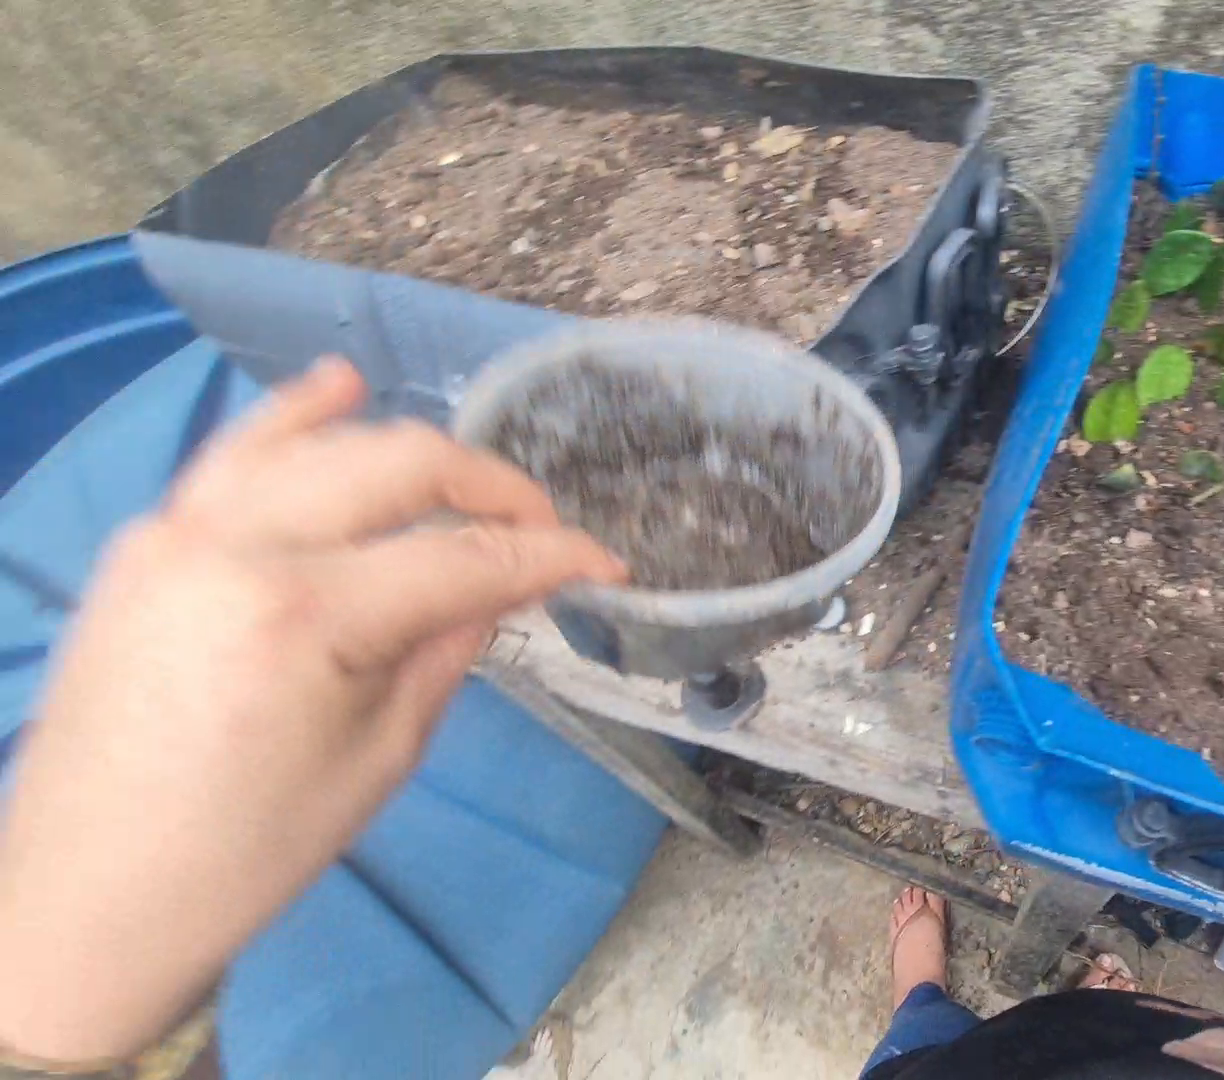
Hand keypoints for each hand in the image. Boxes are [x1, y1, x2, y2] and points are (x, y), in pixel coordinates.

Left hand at [0, 359, 625, 1061]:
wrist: (84, 898)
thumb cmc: (260, 840)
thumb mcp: (392, 744)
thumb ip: (456, 639)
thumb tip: (516, 580)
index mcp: (307, 615)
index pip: (471, 557)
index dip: (557, 555)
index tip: (610, 565)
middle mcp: (238, 546)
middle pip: (408, 467)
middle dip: (500, 490)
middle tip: (548, 532)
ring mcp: (180, 531)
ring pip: (334, 443)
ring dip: (426, 457)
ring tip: (482, 489)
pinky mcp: (152, 540)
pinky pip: (238, 452)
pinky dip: (301, 415)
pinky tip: (345, 383)